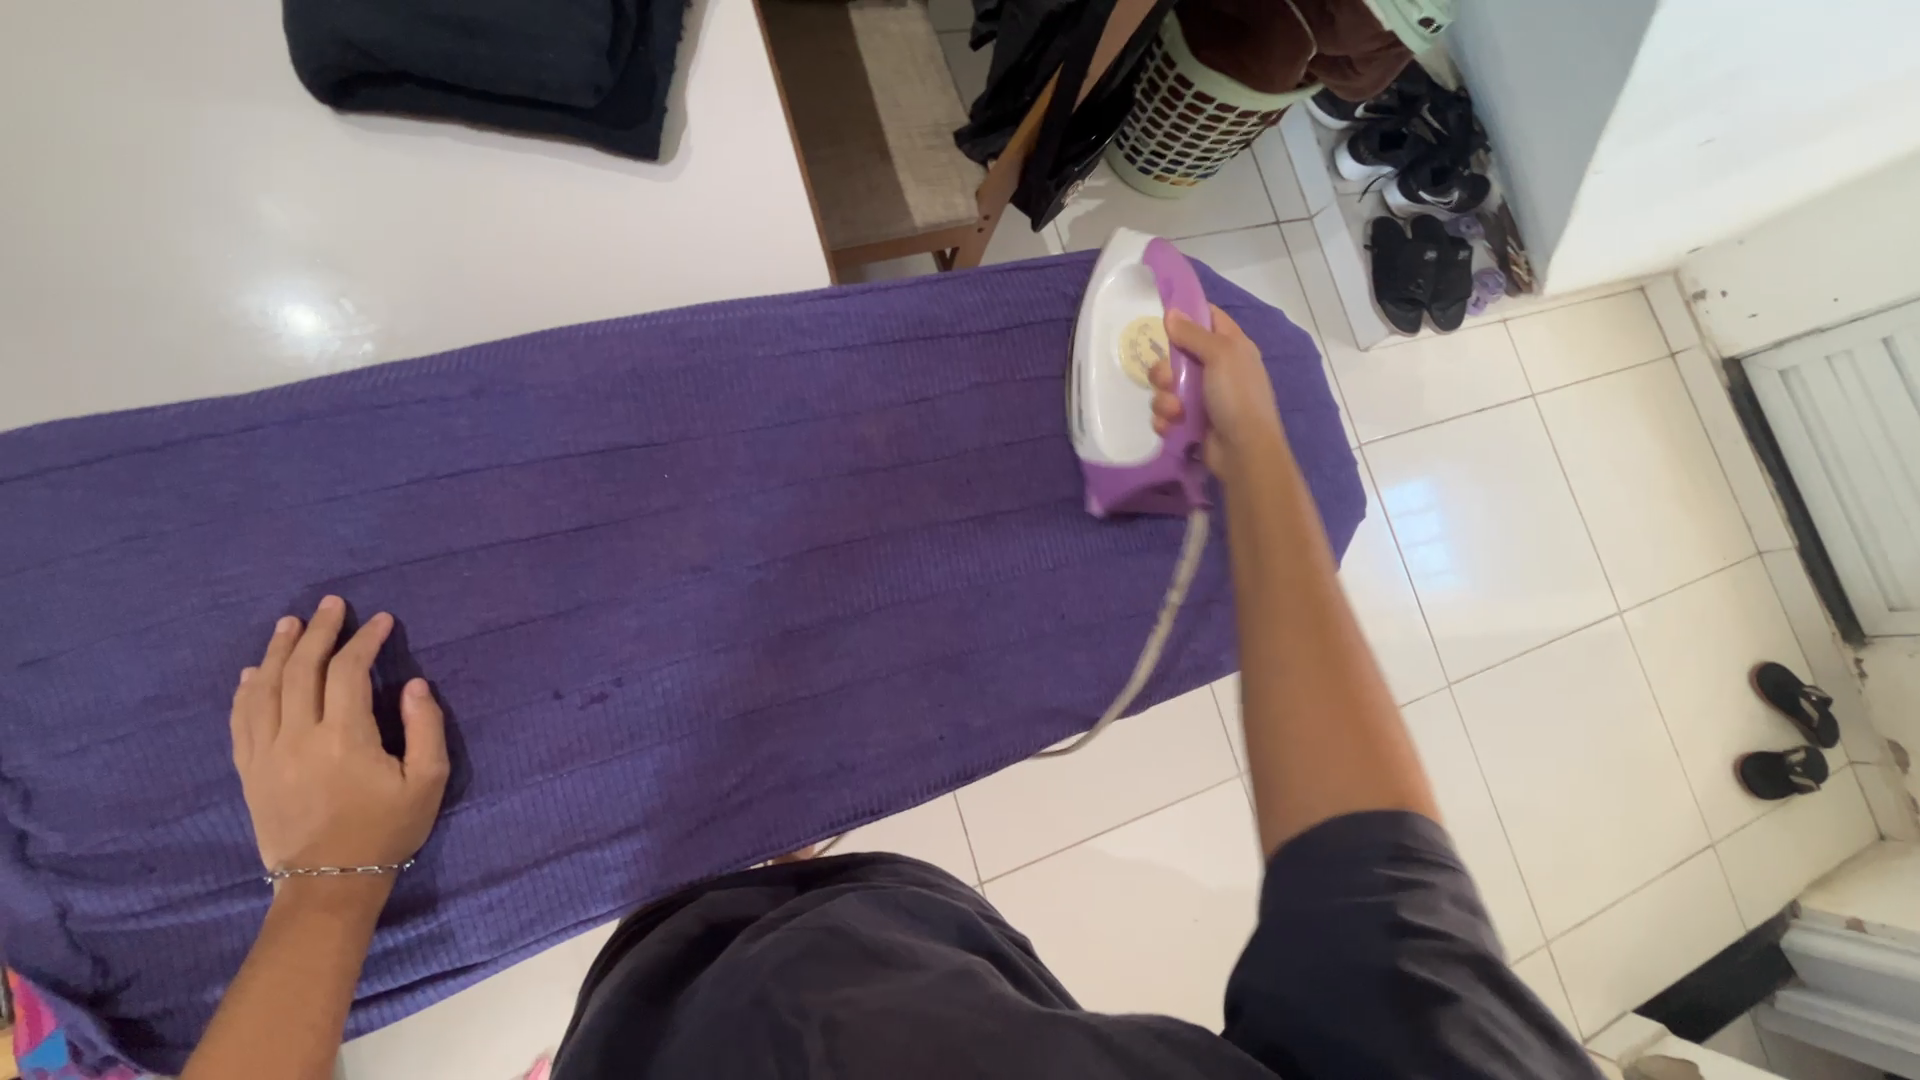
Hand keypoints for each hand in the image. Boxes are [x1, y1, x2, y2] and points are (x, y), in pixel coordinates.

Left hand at [229, 596, 448, 876]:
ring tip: (292, 624)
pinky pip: (242, 721)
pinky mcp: (250, 772)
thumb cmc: (389, 828)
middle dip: (319, 632)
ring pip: (265, 689)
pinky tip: (255, 671)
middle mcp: (298, 738)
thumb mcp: (428, 780)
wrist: (330, 881)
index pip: (349, 672)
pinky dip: (247, 690)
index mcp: (345, 738)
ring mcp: (267, 755)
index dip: (365, 640)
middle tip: (333, 605)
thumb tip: (413, 684)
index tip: (382, 620)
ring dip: (279, 651)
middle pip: (302, 671)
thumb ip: (425, 727)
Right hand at [1151, 305, 1284, 473]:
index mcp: (1230, 346)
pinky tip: (1172, 426)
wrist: (1243, 450)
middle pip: (1176, 355)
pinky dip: (1165, 420)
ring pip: (1166, 387)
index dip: (1187, 315)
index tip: (1163, 316)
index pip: (1207, 318)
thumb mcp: (1221, 355)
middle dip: (1164, 369)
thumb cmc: (1237, 396)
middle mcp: (1215, 368)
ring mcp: (1201, 396)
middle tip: (1168, 380)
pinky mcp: (1190, 421)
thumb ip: (1193, 333)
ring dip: (1164, 399)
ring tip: (1176, 412)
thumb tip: (1171, 312)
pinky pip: (1165, 413)